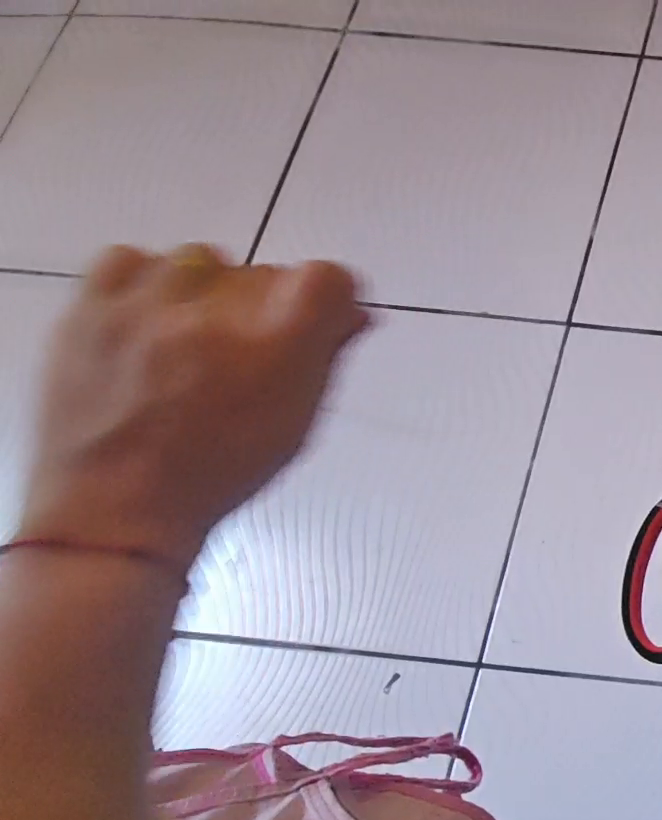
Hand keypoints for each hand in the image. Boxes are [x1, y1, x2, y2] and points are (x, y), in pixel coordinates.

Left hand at [19, 244, 368, 569]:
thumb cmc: (226, 466)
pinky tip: (161, 312)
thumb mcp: (299, 419)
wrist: (120, 499)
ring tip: (209, 328)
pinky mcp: (88, 307)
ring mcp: (145, 308)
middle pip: (268, 272)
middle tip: (267, 343)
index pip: (326, 278)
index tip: (332, 316)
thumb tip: (354, 313)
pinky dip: (154, 277)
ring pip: (205, 260)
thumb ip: (327, 356)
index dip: (337, 294)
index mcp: (278, 350)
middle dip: (280, 302)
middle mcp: (216, 316)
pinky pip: (130, 258)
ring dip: (219, 288)